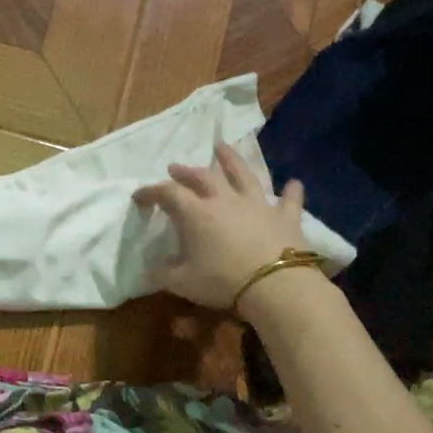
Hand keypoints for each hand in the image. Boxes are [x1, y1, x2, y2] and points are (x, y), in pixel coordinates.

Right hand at [132, 143, 309, 310]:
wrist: (275, 285)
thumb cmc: (222, 281)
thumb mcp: (181, 282)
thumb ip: (162, 273)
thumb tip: (150, 269)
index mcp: (196, 214)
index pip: (168, 193)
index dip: (150, 192)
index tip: (138, 196)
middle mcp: (225, 201)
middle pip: (202, 177)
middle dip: (185, 171)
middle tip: (175, 167)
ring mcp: (257, 205)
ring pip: (243, 175)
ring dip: (231, 160)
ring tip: (223, 147)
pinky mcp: (284, 217)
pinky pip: (288, 200)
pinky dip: (291, 191)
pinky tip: (294, 183)